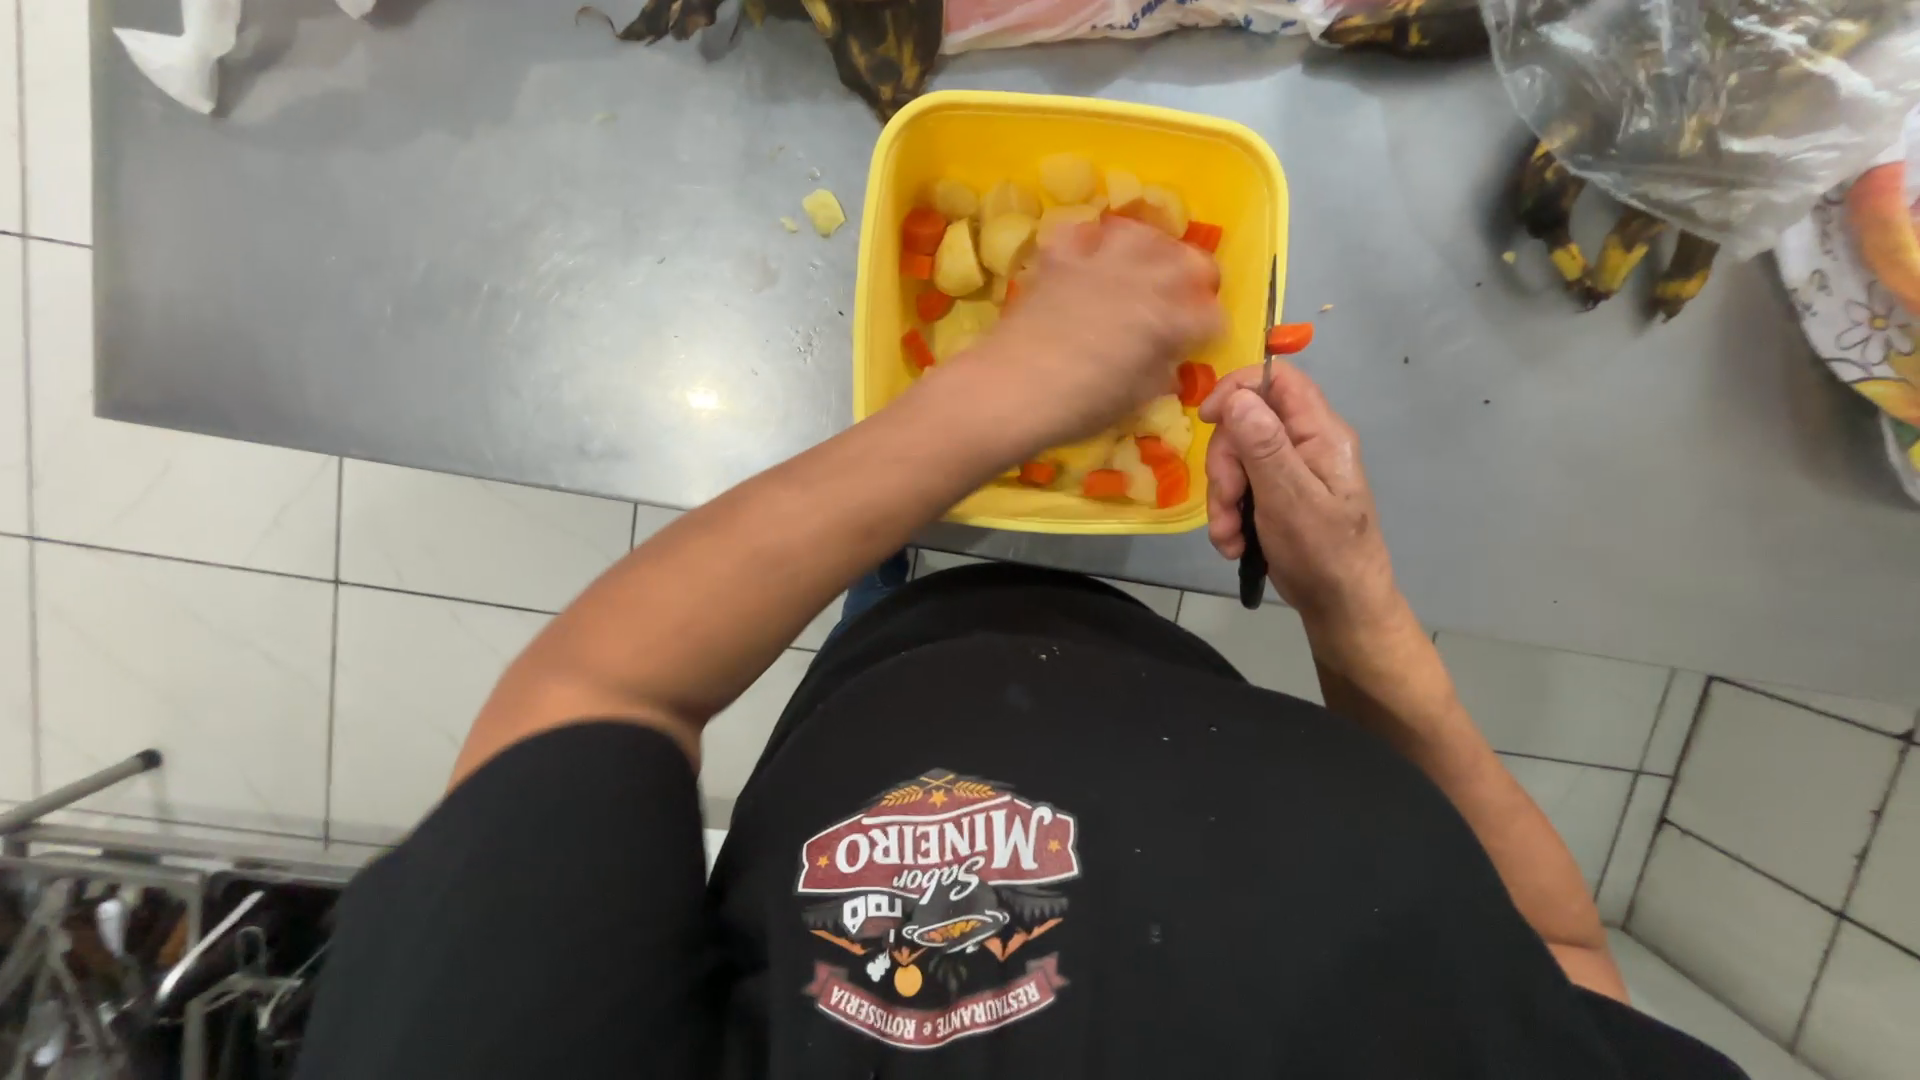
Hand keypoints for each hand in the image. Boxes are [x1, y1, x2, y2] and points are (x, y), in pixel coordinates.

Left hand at [952, 218, 1223, 454]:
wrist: (1011, 390)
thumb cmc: (1077, 407)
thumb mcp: (1132, 400)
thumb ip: (1157, 373)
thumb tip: (1165, 362)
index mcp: (1169, 320)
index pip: (1210, 315)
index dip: (1211, 329)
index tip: (1201, 342)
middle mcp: (1143, 280)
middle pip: (1189, 260)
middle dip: (1195, 279)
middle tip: (1186, 300)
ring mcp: (1100, 263)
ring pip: (1141, 234)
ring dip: (1151, 249)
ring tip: (1145, 269)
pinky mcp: (1060, 261)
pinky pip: (1081, 234)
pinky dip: (1090, 242)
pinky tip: (1089, 259)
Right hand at [1199, 362, 1398, 630]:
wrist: (1340, 605)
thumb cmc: (1323, 552)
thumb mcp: (1289, 498)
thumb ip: (1264, 446)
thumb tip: (1237, 398)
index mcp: (1319, 433)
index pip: (1276, 379)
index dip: (1237, 389)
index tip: (1206, 418)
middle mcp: (1304, 443)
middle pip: (1245, 425)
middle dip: (1224, 467)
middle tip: (1226, 503)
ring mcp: (1289, 471)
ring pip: (1236, 462)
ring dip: (1222, 500)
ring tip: (1229, 536)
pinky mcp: (1275, 497)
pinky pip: (1239, 490)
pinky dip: (1228, 517)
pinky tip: (1234, 544)